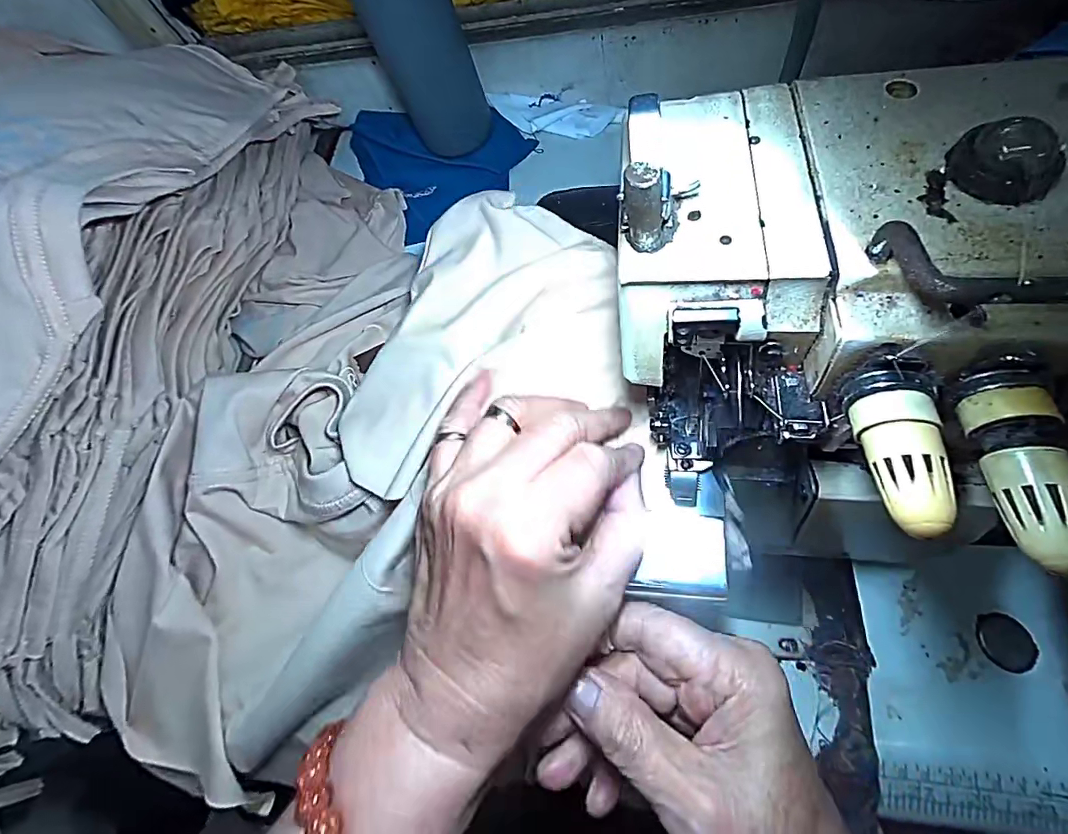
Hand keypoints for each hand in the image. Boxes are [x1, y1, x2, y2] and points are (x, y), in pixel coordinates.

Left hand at [325, 374, 648, 830]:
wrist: (452, 689)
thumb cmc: (531, 659)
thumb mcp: (600, 599)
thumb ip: (624, 523)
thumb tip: (625, 471)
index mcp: (529, 529)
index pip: (589, 461)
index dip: (621, 455)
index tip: (634, 457)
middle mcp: (484, 496)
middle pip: (552, 426)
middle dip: (592, 422)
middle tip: (614, 428)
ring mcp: (450, 489)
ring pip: (506, 415)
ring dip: (547, 408)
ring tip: (574, 419)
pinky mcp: (432, 493)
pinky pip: (450, 430)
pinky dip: (470, 402)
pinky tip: (489, 379)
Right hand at [536, 603, 845, 833]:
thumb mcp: (696, 796)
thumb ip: (632, 737)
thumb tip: (577, 687)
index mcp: (733, 670)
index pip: (647, 626)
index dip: (594, 639)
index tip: (550, 663)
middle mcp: (718, 674)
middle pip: (631, 668)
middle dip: (586, 709)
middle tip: (545, 736)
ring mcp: (707, 703)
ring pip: (630, 701)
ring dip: (593, 739)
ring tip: (559, 772)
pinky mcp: (697, 731)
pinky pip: (643, 728)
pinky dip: (616, 757)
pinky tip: (595, 788)